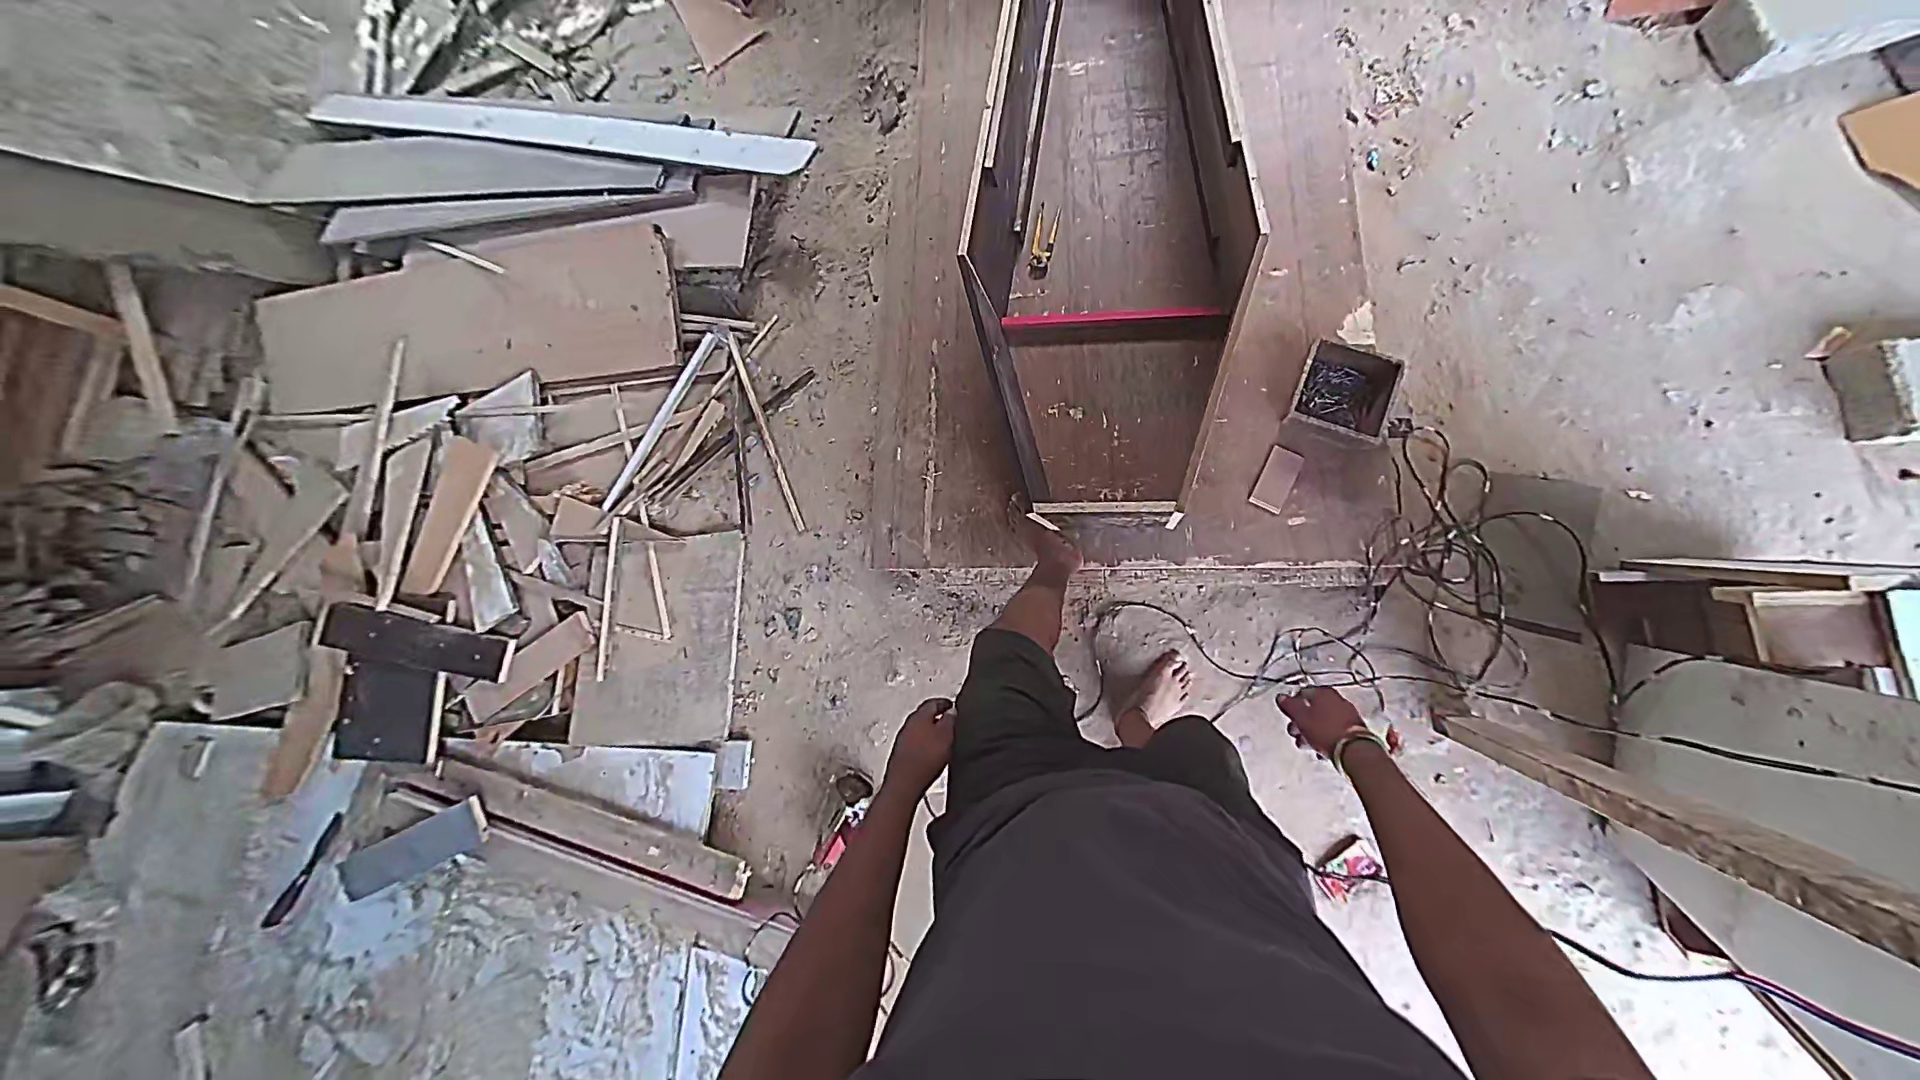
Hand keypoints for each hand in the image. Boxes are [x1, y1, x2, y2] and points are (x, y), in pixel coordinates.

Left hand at [880, 698, 953, 798]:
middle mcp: (908, 724)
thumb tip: (952, 711)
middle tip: (947, 721)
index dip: (945, 703)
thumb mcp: (946, 736)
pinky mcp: (900, 754)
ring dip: (929, 731)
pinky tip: (929, 753)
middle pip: (924, 715)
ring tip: (941, 739)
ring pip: (918, 729)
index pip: (933, 702)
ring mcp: (902, 739)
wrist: (905, 783)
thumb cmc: (925, 759)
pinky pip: (914, 743)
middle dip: (936, 717)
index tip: (951, 706)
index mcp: (919, 715)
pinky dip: (923, 744)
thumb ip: (950, 720)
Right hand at [1277, 686, 1367, 757]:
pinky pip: (1334, 732)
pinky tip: (1320, 748)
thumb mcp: (1300, 717)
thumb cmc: (1327, 731)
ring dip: (1312, 732)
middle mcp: (1338, 701)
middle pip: (1313, 709)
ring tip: (1306, 743)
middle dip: (1301, 722)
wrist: (1353, 751)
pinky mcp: (1354, 731)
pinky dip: (1325, 738)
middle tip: (1295, 731)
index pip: (1302, 692)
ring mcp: (1348, 716)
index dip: (1292, 703)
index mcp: (1324, 693)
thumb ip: (1288, 705)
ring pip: (1323, 722)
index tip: (1288, 712)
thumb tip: (1281, 698)